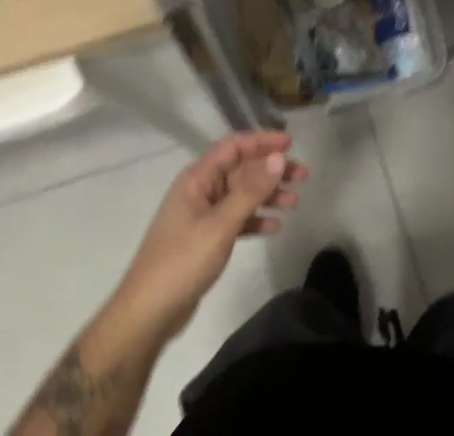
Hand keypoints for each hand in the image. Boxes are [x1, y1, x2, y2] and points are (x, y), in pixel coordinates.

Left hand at [112, 132, 309, 337]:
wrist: (149, 311)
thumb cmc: (183, 260)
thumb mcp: (220, 224)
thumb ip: (250, 191)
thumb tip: (277, 157)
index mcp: (197, 179)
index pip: (232, 148)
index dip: (261, 142)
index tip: (290, 144)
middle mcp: (200, 192)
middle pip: (240, 171)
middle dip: (271, 171)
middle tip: (303, 176)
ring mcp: (203, 216)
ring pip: (241, 196)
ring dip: (267, 196)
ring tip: (294, 203)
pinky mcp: (206, 239)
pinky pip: (236, 220)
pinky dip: (255, 221)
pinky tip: (275, 228)